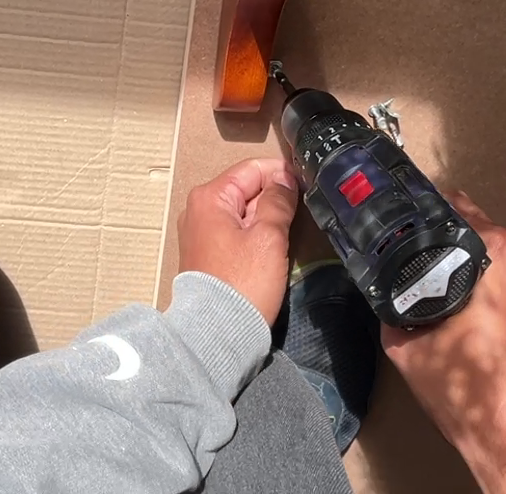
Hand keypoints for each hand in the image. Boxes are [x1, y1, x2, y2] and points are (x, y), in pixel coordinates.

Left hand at [176, 157, 299, 323]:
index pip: (252, 169)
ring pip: (242, 211)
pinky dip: (253, 234)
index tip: (307, 186)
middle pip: (246, 189)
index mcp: (210, 196)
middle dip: (274, 198)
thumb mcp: (269, 238)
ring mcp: (199, 231)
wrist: (215, 336)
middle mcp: (198, 208)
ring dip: (265, 218)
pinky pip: (234, 231)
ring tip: (288, 233)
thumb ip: (278, 202)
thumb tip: (285, 179)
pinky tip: (269, 249)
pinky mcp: (205, 253)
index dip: (281, 174)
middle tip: (301, 215)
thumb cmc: (243, 283)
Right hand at [382, 192, 505, 493]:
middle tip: (463, 301)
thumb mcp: (409, 349)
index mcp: (500, 255)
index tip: (430, 232)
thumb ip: (398, 308)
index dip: (440, 218)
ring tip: (501, 331)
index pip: (462, 209)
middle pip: (500, 247)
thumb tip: (391, 294)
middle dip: (479, 266)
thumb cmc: (475, 400)